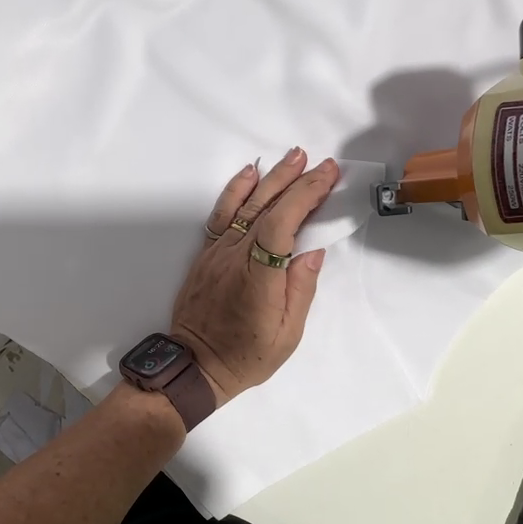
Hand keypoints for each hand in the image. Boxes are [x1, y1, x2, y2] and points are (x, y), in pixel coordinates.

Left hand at [170, 148, 338, 404]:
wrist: (195, 366)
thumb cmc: (246, 356)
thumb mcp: (286, 335)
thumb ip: (300, 289)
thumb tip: (313, 251)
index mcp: (259, 278)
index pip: (281, 224)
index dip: (304, 196)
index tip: (326, 177)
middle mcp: (235, 258)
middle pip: (266, 207)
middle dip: (296, 181)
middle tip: (321, 162)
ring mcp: (218, 253)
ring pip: (245, 205)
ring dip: (271, 178)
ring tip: (294, 157)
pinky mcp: (207, 255)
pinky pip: (222, 215)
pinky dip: (236, 192)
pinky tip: (250, 174)